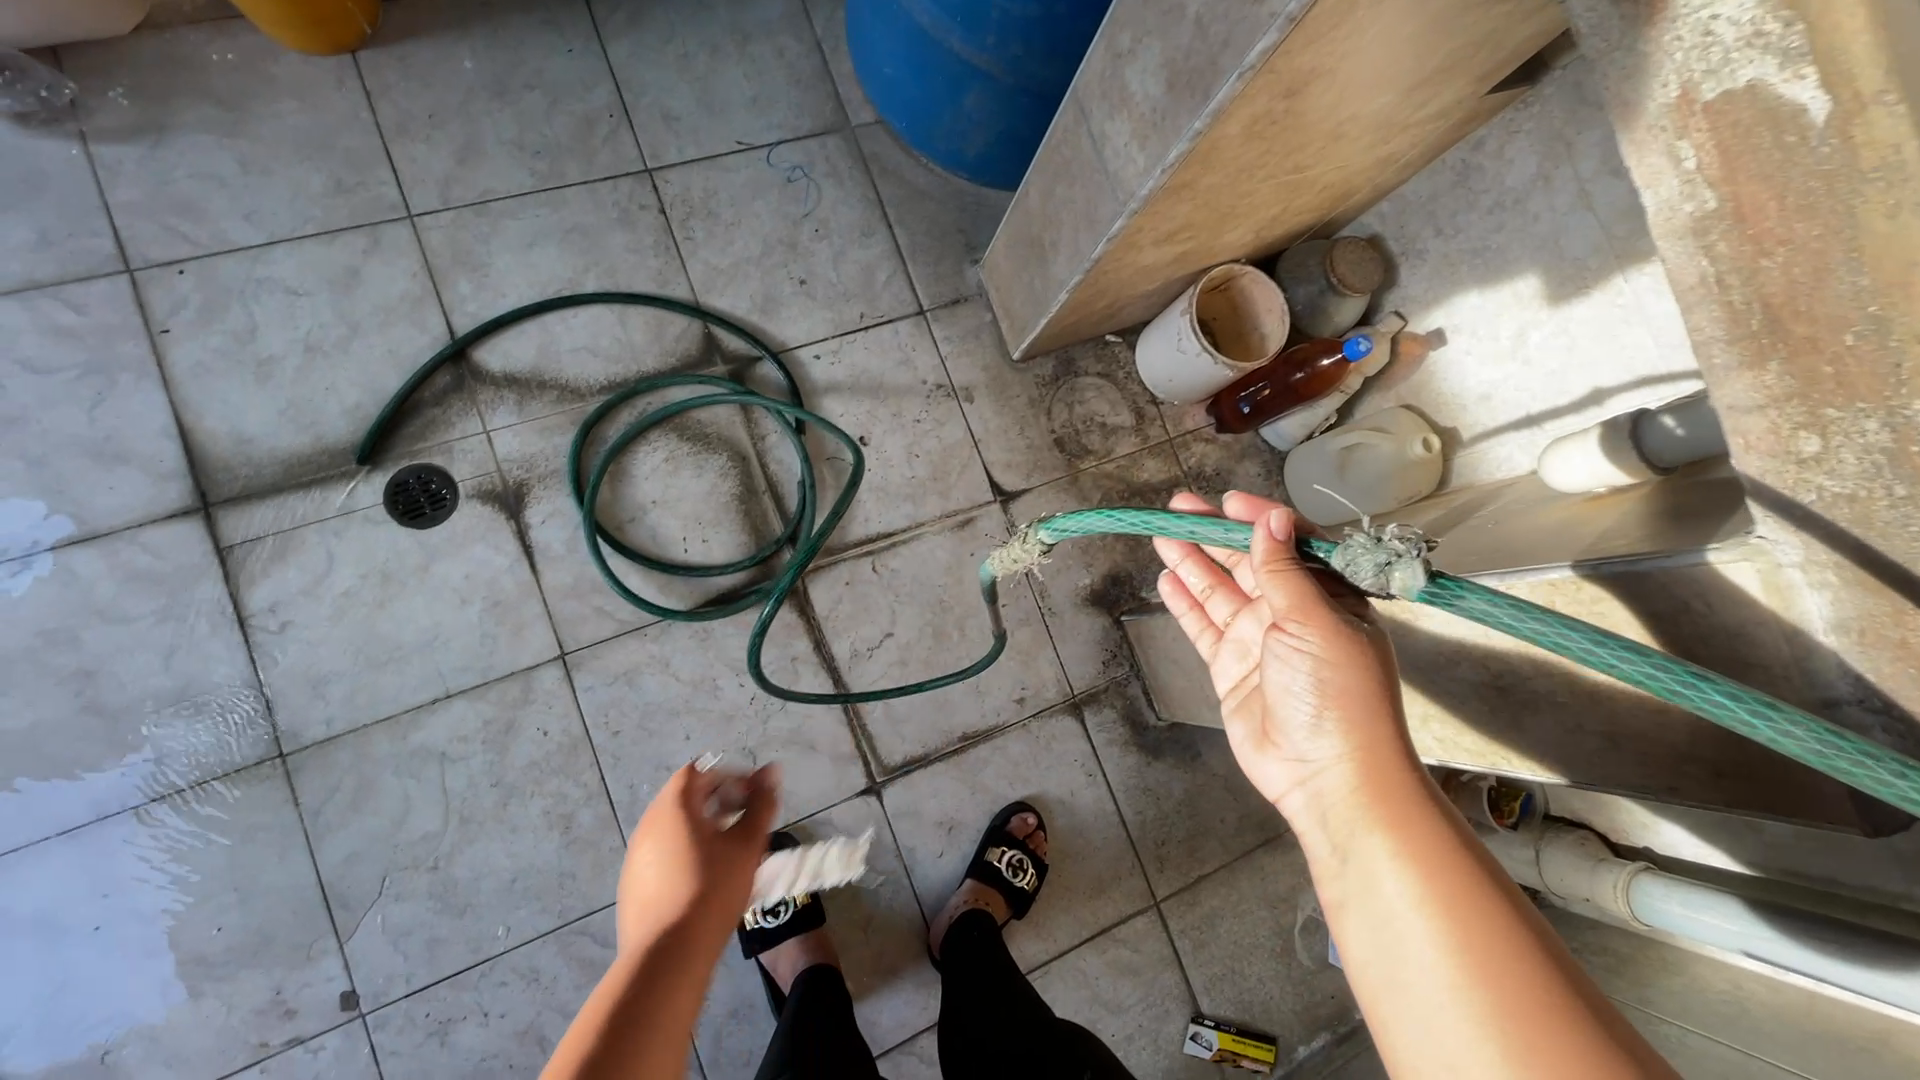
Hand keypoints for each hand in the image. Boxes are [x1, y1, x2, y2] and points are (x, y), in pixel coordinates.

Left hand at [616, 762, 779, 952]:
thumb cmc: (712, 889)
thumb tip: (772, 769)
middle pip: (683, 798)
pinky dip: (683, 853)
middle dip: (717, 803)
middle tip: (744, 824)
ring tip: (727, 854)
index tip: (751, 798)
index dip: (728, 777)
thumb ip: (762, 803)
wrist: (667, 953)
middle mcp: (648, 823)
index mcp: (674, 806)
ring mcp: (635, 855)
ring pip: (672, 828)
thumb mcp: (747, 844)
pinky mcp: (630, 883)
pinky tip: (702, 881)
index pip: (698, 771)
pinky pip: (660, 854)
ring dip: (700, 829)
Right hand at [1152, 492, 1416, 818]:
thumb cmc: (1336, 694)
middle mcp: (1292, 614)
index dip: (1259, 520)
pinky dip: (1185, 604)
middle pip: (1246, 563)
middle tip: (1177, 508)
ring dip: (1193, 562)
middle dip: (1214, 534)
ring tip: (1164, 534)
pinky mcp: (1231, 669)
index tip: (1228, 500)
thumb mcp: (1314, 621)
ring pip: (1219, 591)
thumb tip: (1273, 518)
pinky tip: (1167, 580)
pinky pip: (1203, 627)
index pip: (1290, 545)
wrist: (1327, 774)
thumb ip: (1283, 570)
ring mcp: (1258, 642)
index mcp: (1327, 597)